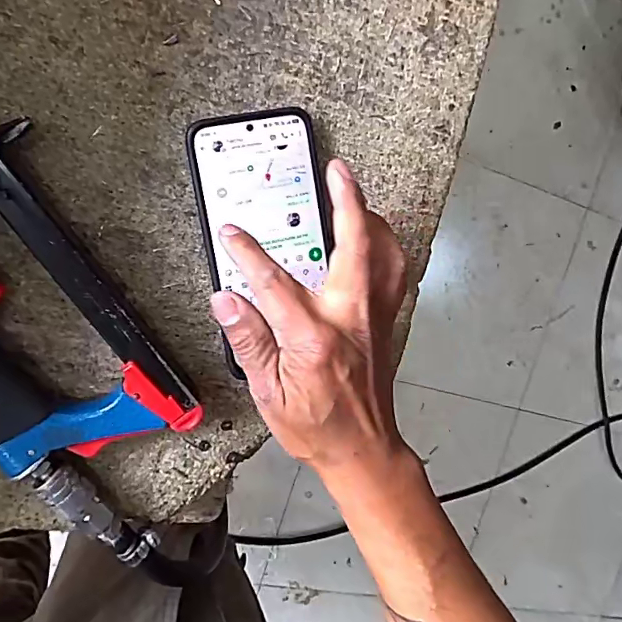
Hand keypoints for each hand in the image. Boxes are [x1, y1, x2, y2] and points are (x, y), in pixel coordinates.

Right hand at [208, 159, 410, 475]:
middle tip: (336, 172)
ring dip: (370, 218)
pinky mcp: (385, 323)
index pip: (274, 282)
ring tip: (353, 196)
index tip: (232, 234)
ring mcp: (374, 318)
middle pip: (355, 245)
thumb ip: (248, 340)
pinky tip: (372, 239)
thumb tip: (228, 301)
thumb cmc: (317, 426)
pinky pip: (393, 272)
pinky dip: (384, 246)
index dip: (248, 253)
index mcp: (314, 338)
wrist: (363, 449)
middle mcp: (351, 319)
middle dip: (345, 202)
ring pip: (385, 253)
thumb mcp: (267, 392)